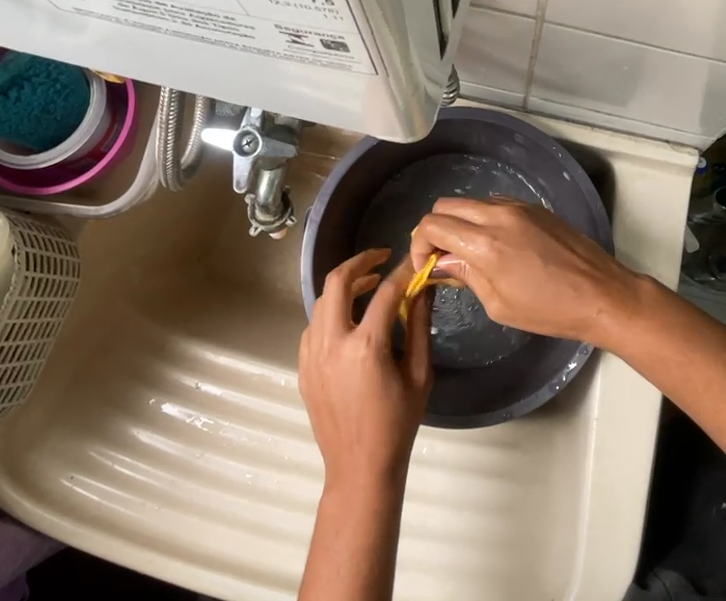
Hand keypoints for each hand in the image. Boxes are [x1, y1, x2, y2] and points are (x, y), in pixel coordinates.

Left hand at [300, 249, 432, 485]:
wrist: (359, 467)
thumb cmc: (398, 423)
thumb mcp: (418, 374)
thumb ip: (418, 326)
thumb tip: (422, 290)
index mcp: (365, 346)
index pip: (385, 292)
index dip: (403, 273)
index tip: (415, 264)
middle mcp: (332, 343)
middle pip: (337, 282)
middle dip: (360, 262)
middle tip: (380, 257)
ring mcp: (312, 355)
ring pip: (321, 301)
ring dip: (345, 287)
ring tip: (368, 287)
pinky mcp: (303, 367)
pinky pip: (314, 326)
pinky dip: (331, 312)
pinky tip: (350, 320)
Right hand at [410, 197, 645, 346]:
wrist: (601, 294)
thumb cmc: (549, 310)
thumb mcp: (499, 304)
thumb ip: (467, 275)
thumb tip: (443, 261)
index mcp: (485, 243)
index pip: (432, 225)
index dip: (420, 245)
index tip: (427, 267)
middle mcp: (498, 215)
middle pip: (446, 205)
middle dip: (435, 230)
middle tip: (442, 258)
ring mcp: (518, 207)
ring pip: (470, 202)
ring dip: (460, 222)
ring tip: (468, 253)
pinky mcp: (534, 208)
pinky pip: (494, 204)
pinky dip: (483, 219)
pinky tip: (494, 245)